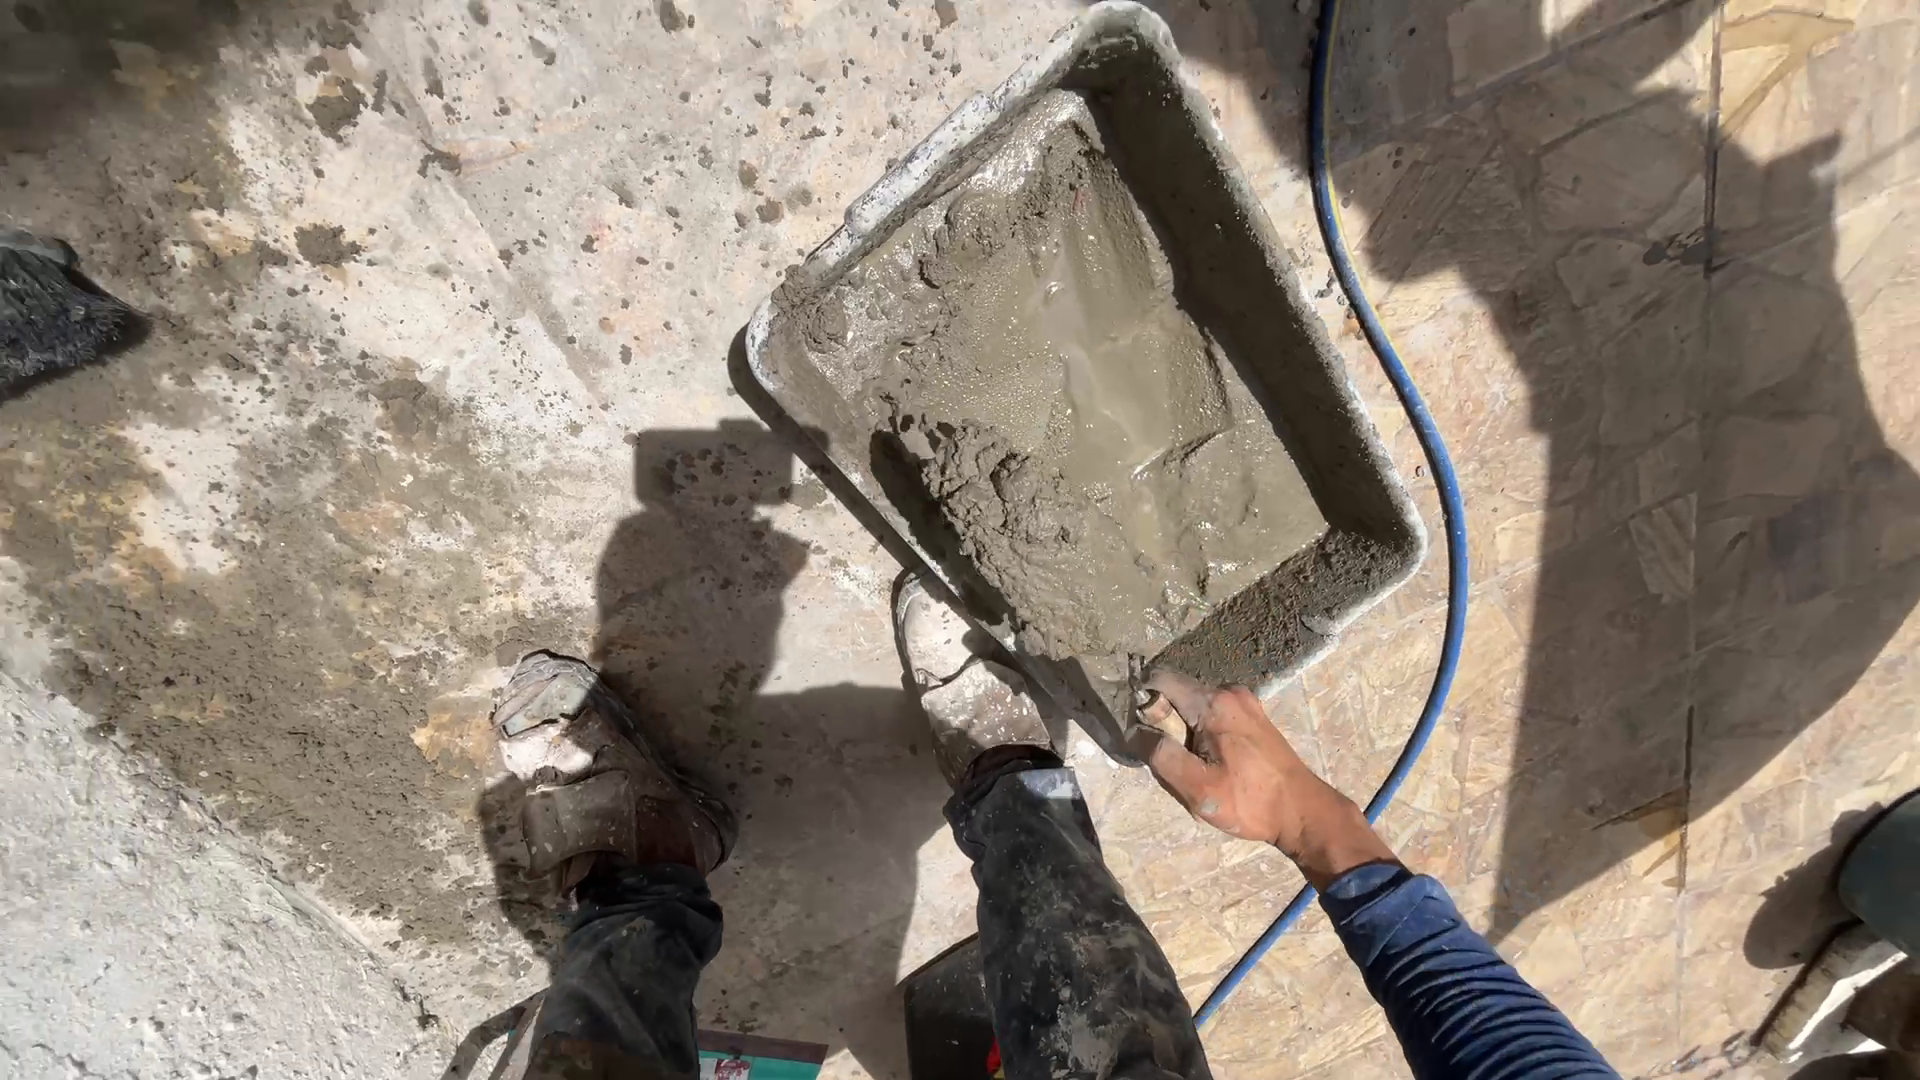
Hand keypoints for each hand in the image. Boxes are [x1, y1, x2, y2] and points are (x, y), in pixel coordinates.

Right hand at [1130, 670, 1396, 888]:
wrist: (1306, 814)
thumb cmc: (1251, 802)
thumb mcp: (1198, 788)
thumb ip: (1162, 756)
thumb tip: (1136, 731)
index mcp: (1213, 702)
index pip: (1160, 678)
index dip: (1143, 702)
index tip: (1145, 734)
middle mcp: (1229, 691)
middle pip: (1177, 694)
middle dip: (1166, 724)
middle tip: (1177, 762)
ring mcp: (1244, 701)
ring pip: (1194, 706)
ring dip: (1185, 731)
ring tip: (1197, 767)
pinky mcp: (1252, 714)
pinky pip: (1212, 713)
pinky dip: (1203, 733)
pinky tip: (1214, 763)